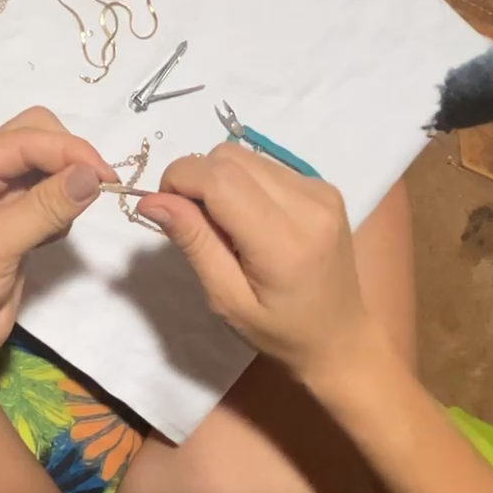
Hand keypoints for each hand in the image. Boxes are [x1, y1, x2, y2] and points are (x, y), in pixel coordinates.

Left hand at [0, 108, 115, 369]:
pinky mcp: (17, 220)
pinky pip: (52, 196)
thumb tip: (93, 175)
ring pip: (48, 166)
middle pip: (36, 137)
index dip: (66, 150)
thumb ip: (44, 207)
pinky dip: (63, 209)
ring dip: (67, 185)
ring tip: (59, 225)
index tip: (104, 175)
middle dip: (68, 158)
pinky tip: (50, 238)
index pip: (23, 138)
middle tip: (97, 188)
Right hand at [136, 143, 386, 382]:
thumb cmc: (279, 331)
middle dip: (194, 178)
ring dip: (218, 179)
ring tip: (223, 224)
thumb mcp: (227, 299)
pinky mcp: (324, 186)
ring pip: (244, 156)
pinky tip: (248, 218)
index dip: (180, 180)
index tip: (164, 207)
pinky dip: (242, 183)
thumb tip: (151, 201)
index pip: (219, 179)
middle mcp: (308, 205)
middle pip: (229, 158)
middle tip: (191, 220)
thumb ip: (194, 243)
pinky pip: (264, 165)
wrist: (341, 336)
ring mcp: (321, 191)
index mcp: (283, 242)